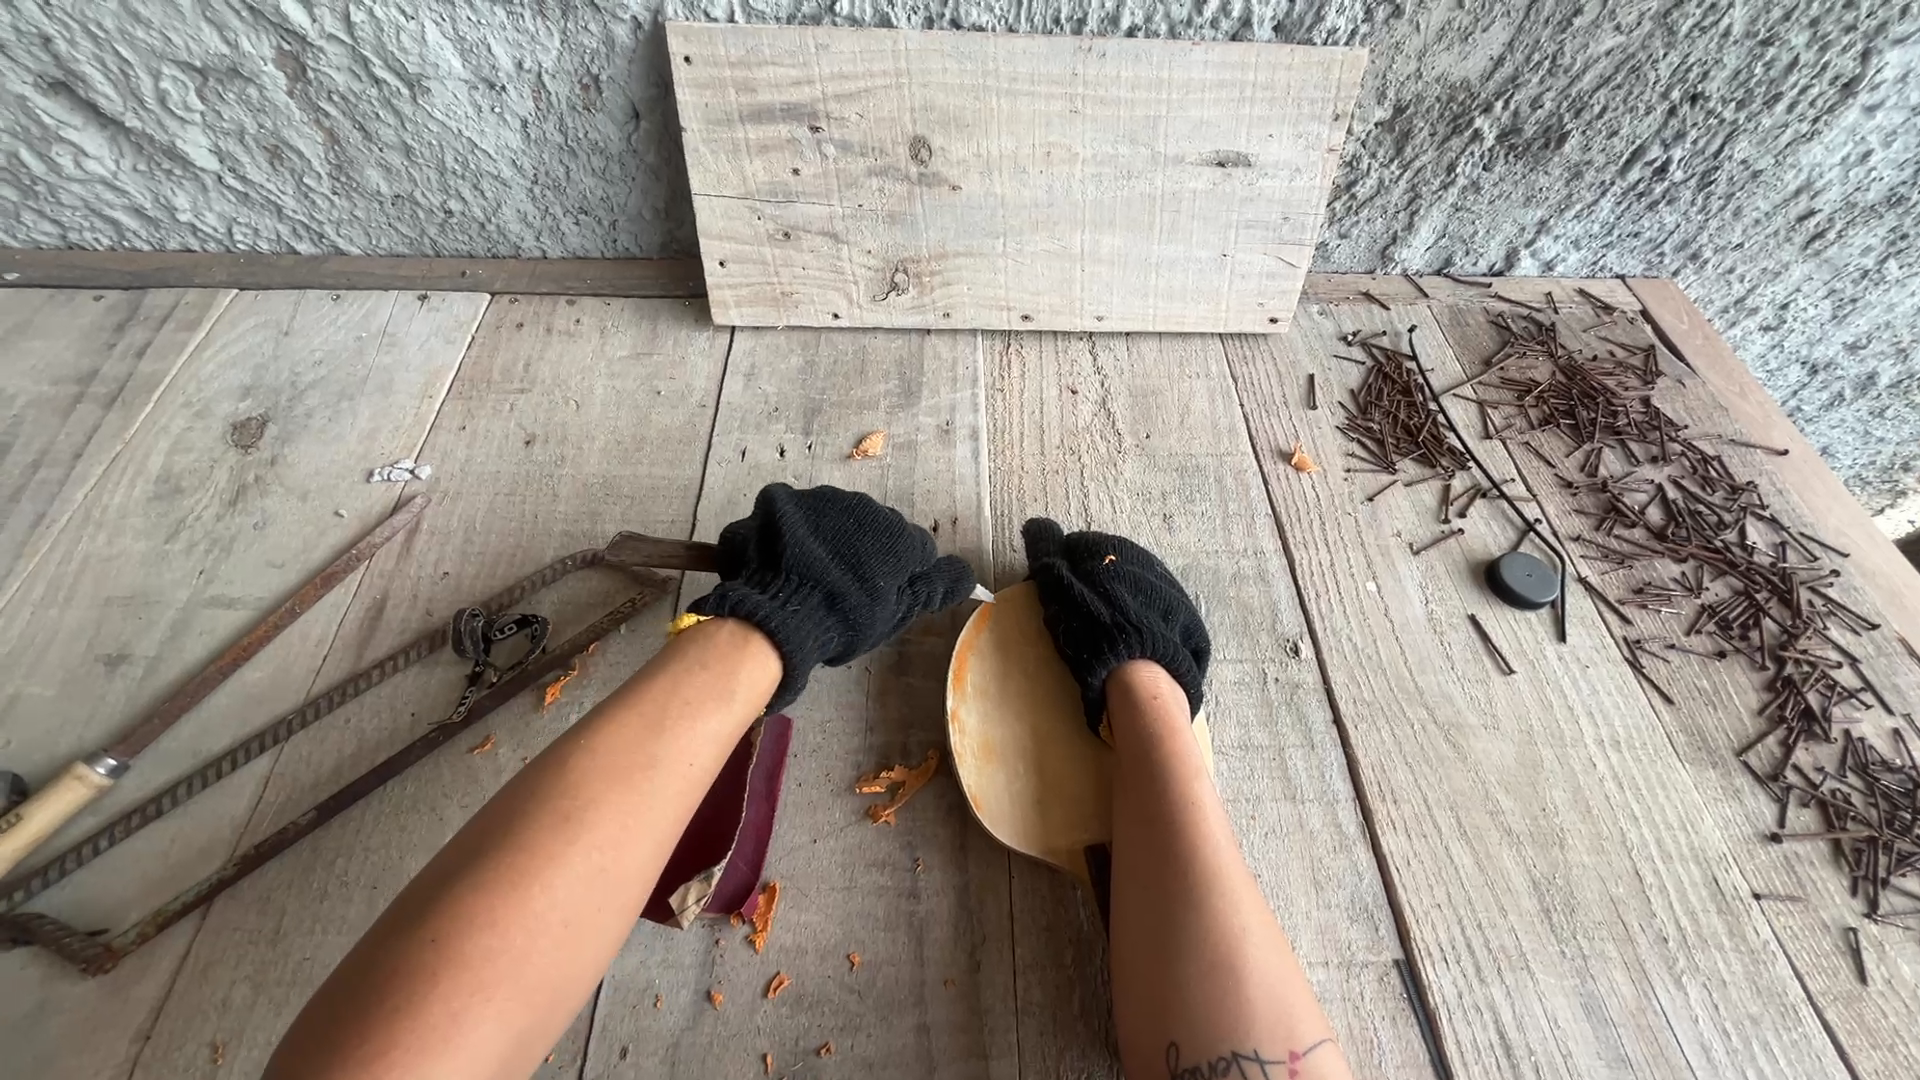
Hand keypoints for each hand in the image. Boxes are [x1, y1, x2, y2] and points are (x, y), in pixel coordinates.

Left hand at [689, 484, 976, 711]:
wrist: (776, 610)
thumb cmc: (846, 617)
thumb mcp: (899, 611)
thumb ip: (936, 587)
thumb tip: (969, 573)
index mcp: (897, 533)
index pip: (914, 551)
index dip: (900, 576)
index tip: (880, 599)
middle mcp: (864, 506)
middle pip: (875, 530)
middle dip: (865, 554)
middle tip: (843, 591)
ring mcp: (820, 499)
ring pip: (836, 520)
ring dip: (831, 541)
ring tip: (810, 578)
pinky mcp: (780, 501)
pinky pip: (795, 517)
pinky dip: (793, 535)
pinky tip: (781, 562)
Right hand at [1021, 518, 1209, 734]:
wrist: (1140, 672)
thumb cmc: (1092, 629)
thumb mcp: (1057, 588)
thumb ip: (1046, 552)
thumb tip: (1037, 525)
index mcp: (1114, 548)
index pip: (1082, 549)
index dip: (1066, 571)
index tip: (1059, 594)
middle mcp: (1146, 561)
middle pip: (1113, 570)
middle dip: (1098, 587)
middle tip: (1084, 617)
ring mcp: (1171, 590)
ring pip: (1138, 592)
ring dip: (1125, 605)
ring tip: (1112, 633)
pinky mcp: (1188, 619)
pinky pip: (1160, 616)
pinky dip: (1148, 625)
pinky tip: (1138, 645)